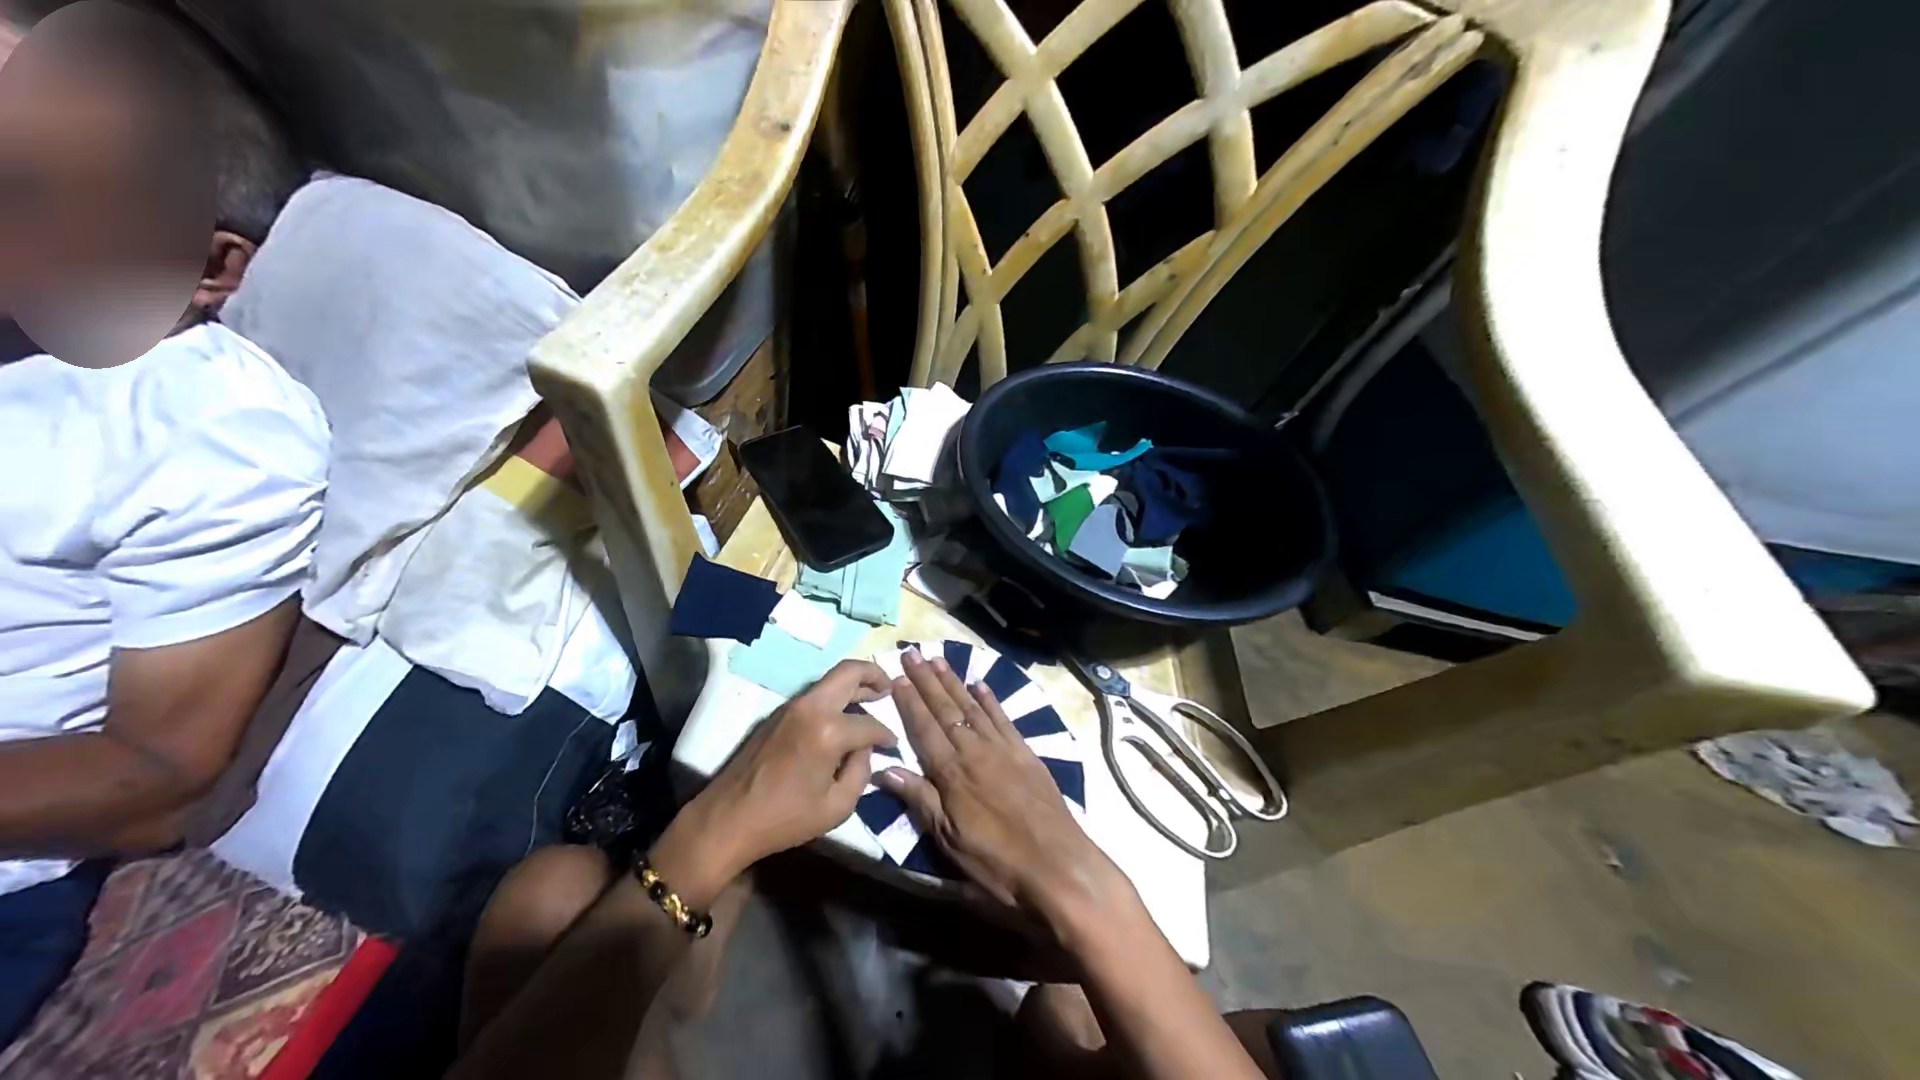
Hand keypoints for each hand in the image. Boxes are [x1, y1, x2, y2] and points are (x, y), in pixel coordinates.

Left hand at [656, 661, 895, 901]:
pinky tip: (842, 715)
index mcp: (828, 730)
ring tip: (871, 697)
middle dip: (874, 675)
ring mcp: (791, 706)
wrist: (727, 819)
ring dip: (853, 683)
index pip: (870, 724)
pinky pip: (814, 695)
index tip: (893, 744)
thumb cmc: (784, 818)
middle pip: (849, 672)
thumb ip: (861, 771)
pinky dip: (834, 697)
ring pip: (830, 680)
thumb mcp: (837, 806)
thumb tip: (865, 749)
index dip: (887, 735)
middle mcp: (810, 708)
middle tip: (889, 687)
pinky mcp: (777, 714)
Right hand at [876, 649, 1134, 936]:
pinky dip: (990, 700)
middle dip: (927, 681)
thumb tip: (885, 768)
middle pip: (947, 710)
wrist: (1059, 867)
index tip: (896, 677)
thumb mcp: (949, 840)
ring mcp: (1004, 749)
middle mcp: (976, 751)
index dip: (909, 702)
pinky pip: (1003, 719)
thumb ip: (920, 799)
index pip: (924, 728)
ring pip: (973, 707)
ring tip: (939, 660)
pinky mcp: (1026, 754)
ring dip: (954, 682)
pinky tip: (980, 685)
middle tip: (912, 654)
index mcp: (952, 773)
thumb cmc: (997, 863)